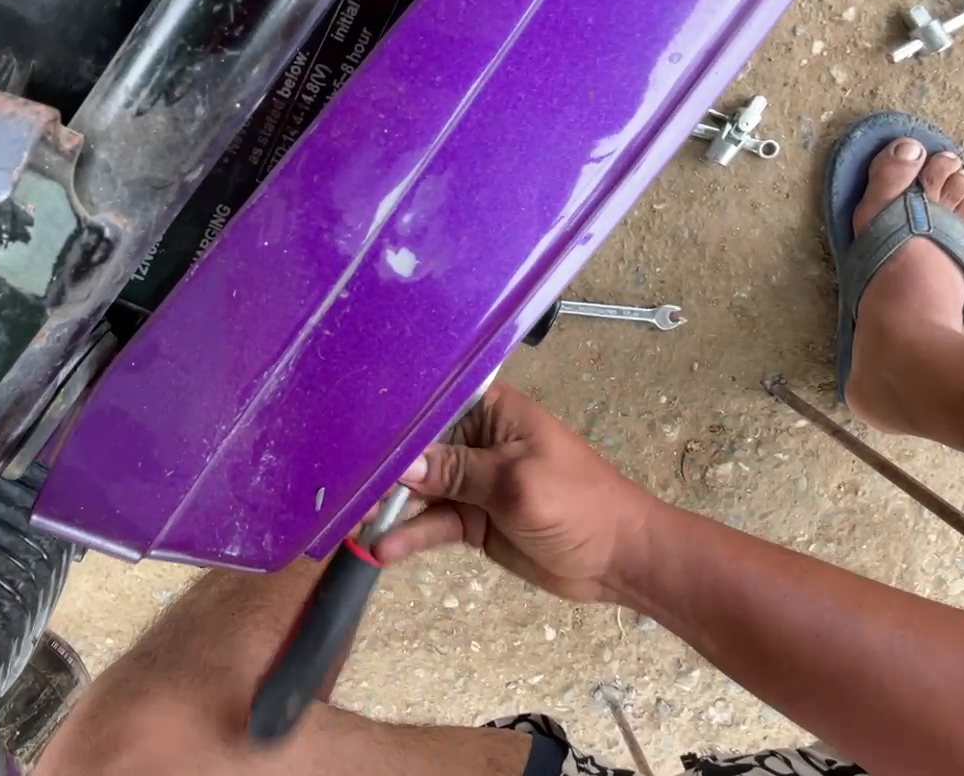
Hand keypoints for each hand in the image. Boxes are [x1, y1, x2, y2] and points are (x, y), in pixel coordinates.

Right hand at [371, 383, 658, 602]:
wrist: (619, 560)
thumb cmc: (577, 502)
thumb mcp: (516, 482)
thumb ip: (458, 471)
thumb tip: (403, 464)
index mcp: (491, 411)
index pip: (434, 403)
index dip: (396, 414)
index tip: (355, 428)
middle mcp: (474, 440)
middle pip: (418, 448)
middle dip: (384, 467)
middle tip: (345, 486)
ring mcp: (471, 481)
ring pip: (419, 489)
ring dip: (390, 506)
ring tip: (354, 524)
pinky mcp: (471, 518)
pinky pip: (433, 523)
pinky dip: (410, 536)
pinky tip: (383, 550)